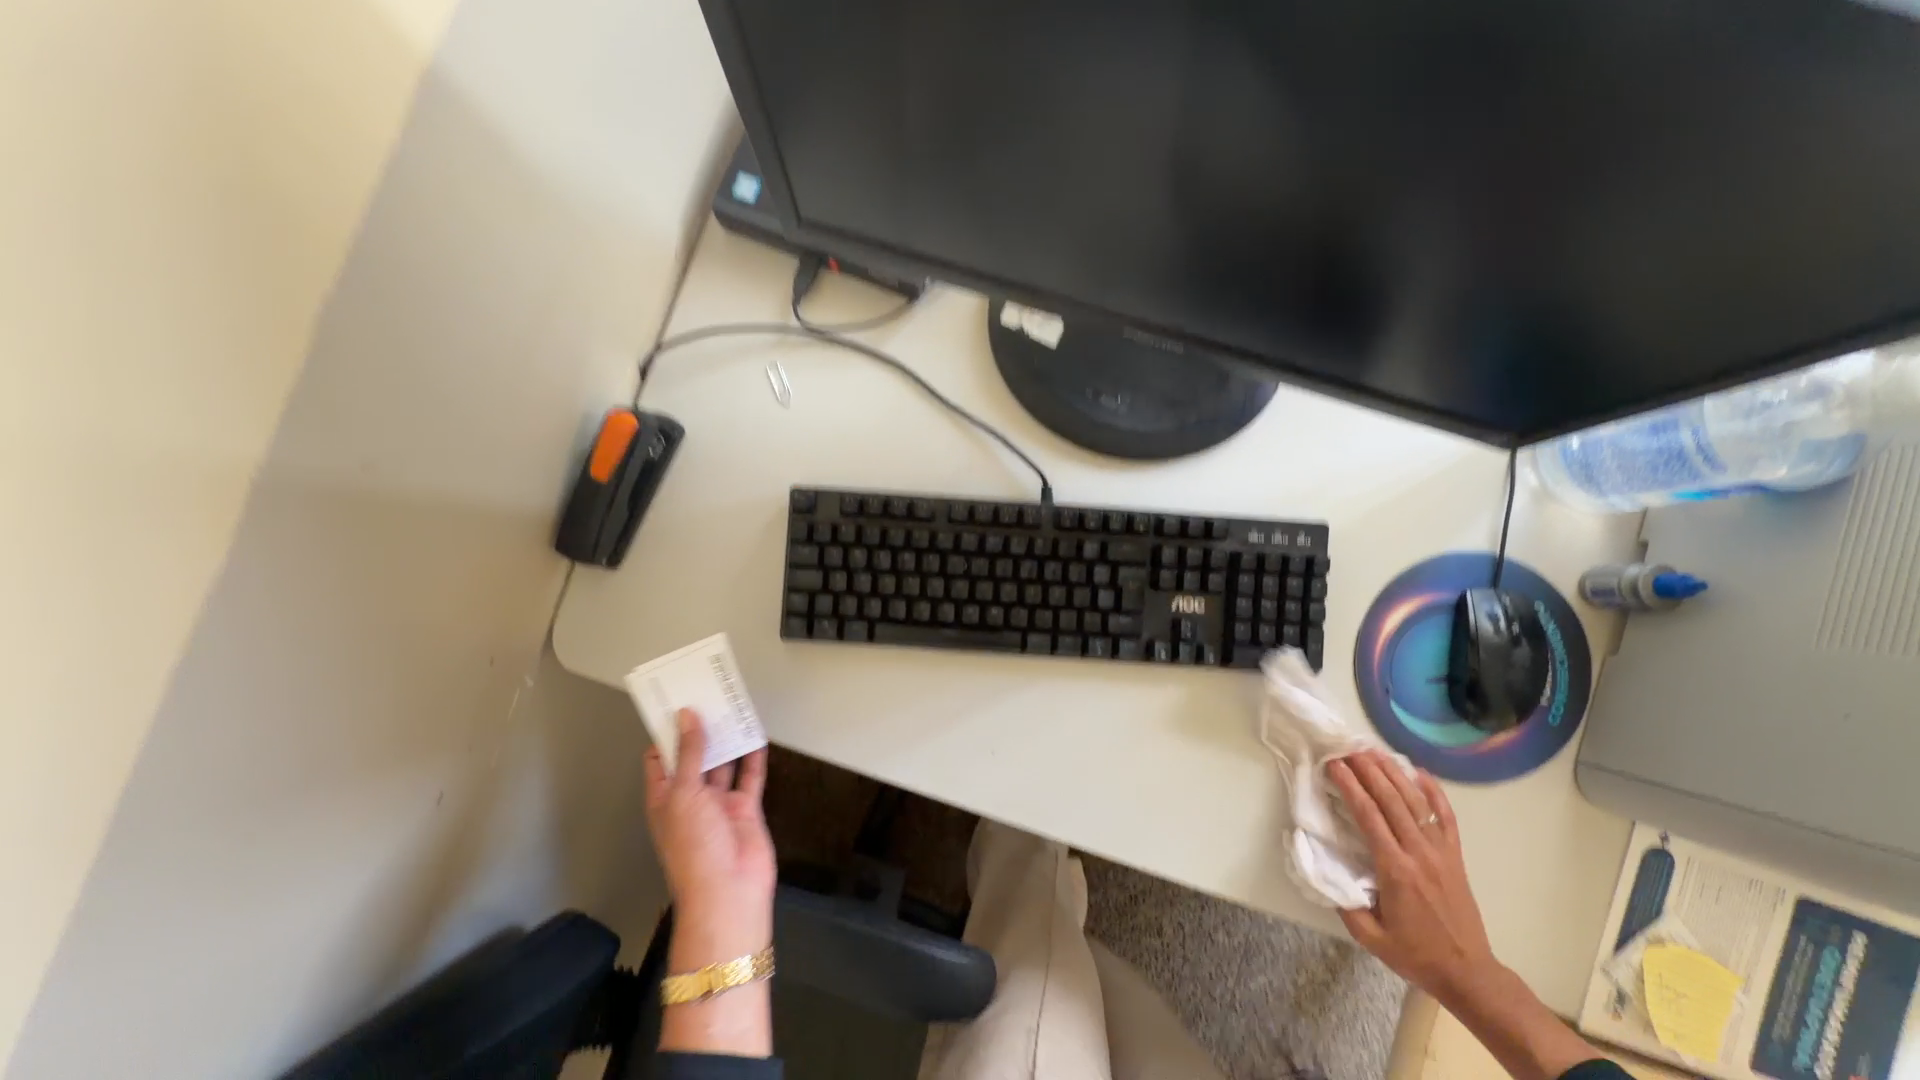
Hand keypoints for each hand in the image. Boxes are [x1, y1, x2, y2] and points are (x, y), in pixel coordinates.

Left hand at [644, 709, 776, 967]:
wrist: (728, 892)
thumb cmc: (694, 848)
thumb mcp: (684, 794)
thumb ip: (690, 753)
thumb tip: (687, 717)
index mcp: (664, 797)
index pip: (660, 758)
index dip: (667, 732)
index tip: (677, 702)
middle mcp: (690, 799)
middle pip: (694, 758)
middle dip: (700, 731)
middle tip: (710, 697)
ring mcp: (718, 806)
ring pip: (723, 765)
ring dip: (728, 741)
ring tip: (733, 708)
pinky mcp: (745, 811)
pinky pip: (750, 779)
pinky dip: (754, 759)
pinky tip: (757, 737)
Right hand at [1329, 751, 1498, 1007]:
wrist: (1467, 972)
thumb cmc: (1415, 954)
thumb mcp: (1369, 936)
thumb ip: (1345, 904)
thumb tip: (1327, 872)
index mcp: (1395, 870)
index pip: (1369, 816)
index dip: (1351, 787)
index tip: (1335, 765)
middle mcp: (1419, 853)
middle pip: (1392, 800)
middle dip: (1369, 770)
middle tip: (1349, 748)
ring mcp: (1441, 853)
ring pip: (1416, 803)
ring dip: (1394, 774)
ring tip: (1374, 752)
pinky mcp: (1455, 857)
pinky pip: (1446, 817)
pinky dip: (1434, 792)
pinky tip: (1419, 772)